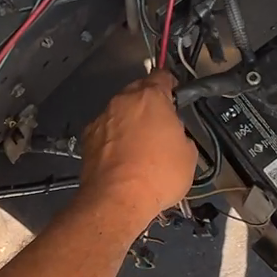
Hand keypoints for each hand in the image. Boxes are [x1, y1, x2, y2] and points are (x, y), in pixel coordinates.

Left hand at [77, 70, 197, 225]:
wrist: (116, 200)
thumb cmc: (157, 175)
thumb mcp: (189, 155)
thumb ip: (181, 133)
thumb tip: (174, 134)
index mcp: (151, 97)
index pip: (163, 76)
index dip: (171, 85)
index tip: (175, 95)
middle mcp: (123, 101)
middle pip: (138, 92)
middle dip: (149, 105)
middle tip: (161, 126)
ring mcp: (102, 118)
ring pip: (120, 111)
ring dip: (130, 121)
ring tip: (141, 147)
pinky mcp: (88, 138)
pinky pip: (106, 130)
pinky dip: (113, 138)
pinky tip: (122, 157)